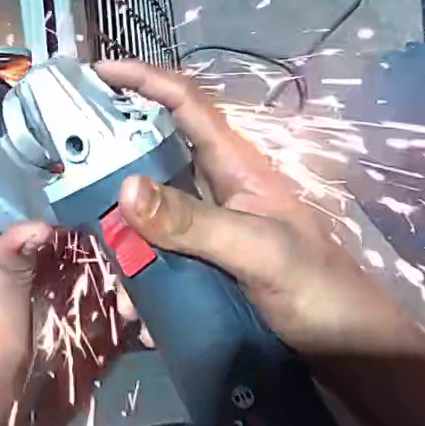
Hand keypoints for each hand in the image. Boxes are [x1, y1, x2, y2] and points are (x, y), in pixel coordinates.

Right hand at [96, 60, 424, 358]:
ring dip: (126, 239)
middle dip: (114, 161)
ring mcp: (211, 223)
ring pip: (151, 210)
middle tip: (71, 174)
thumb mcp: (258, 251)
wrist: (353, 353)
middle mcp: (217, 184)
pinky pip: (160, 254)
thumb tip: (124, 187)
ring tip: (117, 282)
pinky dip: (143, 277)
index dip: (144, 79)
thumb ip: (193, 222)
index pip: (186, 103)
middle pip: (156, 152)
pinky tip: (140, 316)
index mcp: (235, 163)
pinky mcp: (206, 259)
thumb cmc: (318, 289)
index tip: (98, 72)